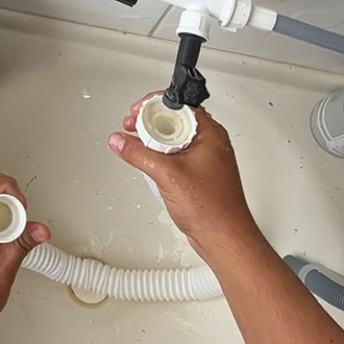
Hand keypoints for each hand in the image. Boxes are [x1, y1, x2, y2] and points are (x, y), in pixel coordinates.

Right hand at [110, 92, 267, 263]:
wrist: (224, 239)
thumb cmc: (212, 209)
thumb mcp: (167, 174)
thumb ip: (138, 154)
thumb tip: (120, 140)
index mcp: (210, 134)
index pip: (179, 105)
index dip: (154, 104)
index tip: (136, 112)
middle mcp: (210, 143)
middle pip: (174, 119)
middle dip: (150, 121)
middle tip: (131, 125)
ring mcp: (204, 159)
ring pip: (174, 138)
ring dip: (153, 139)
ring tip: (136, 143)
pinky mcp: (198, 174)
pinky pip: (175, 155)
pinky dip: (160, 155)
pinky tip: (149, 163)